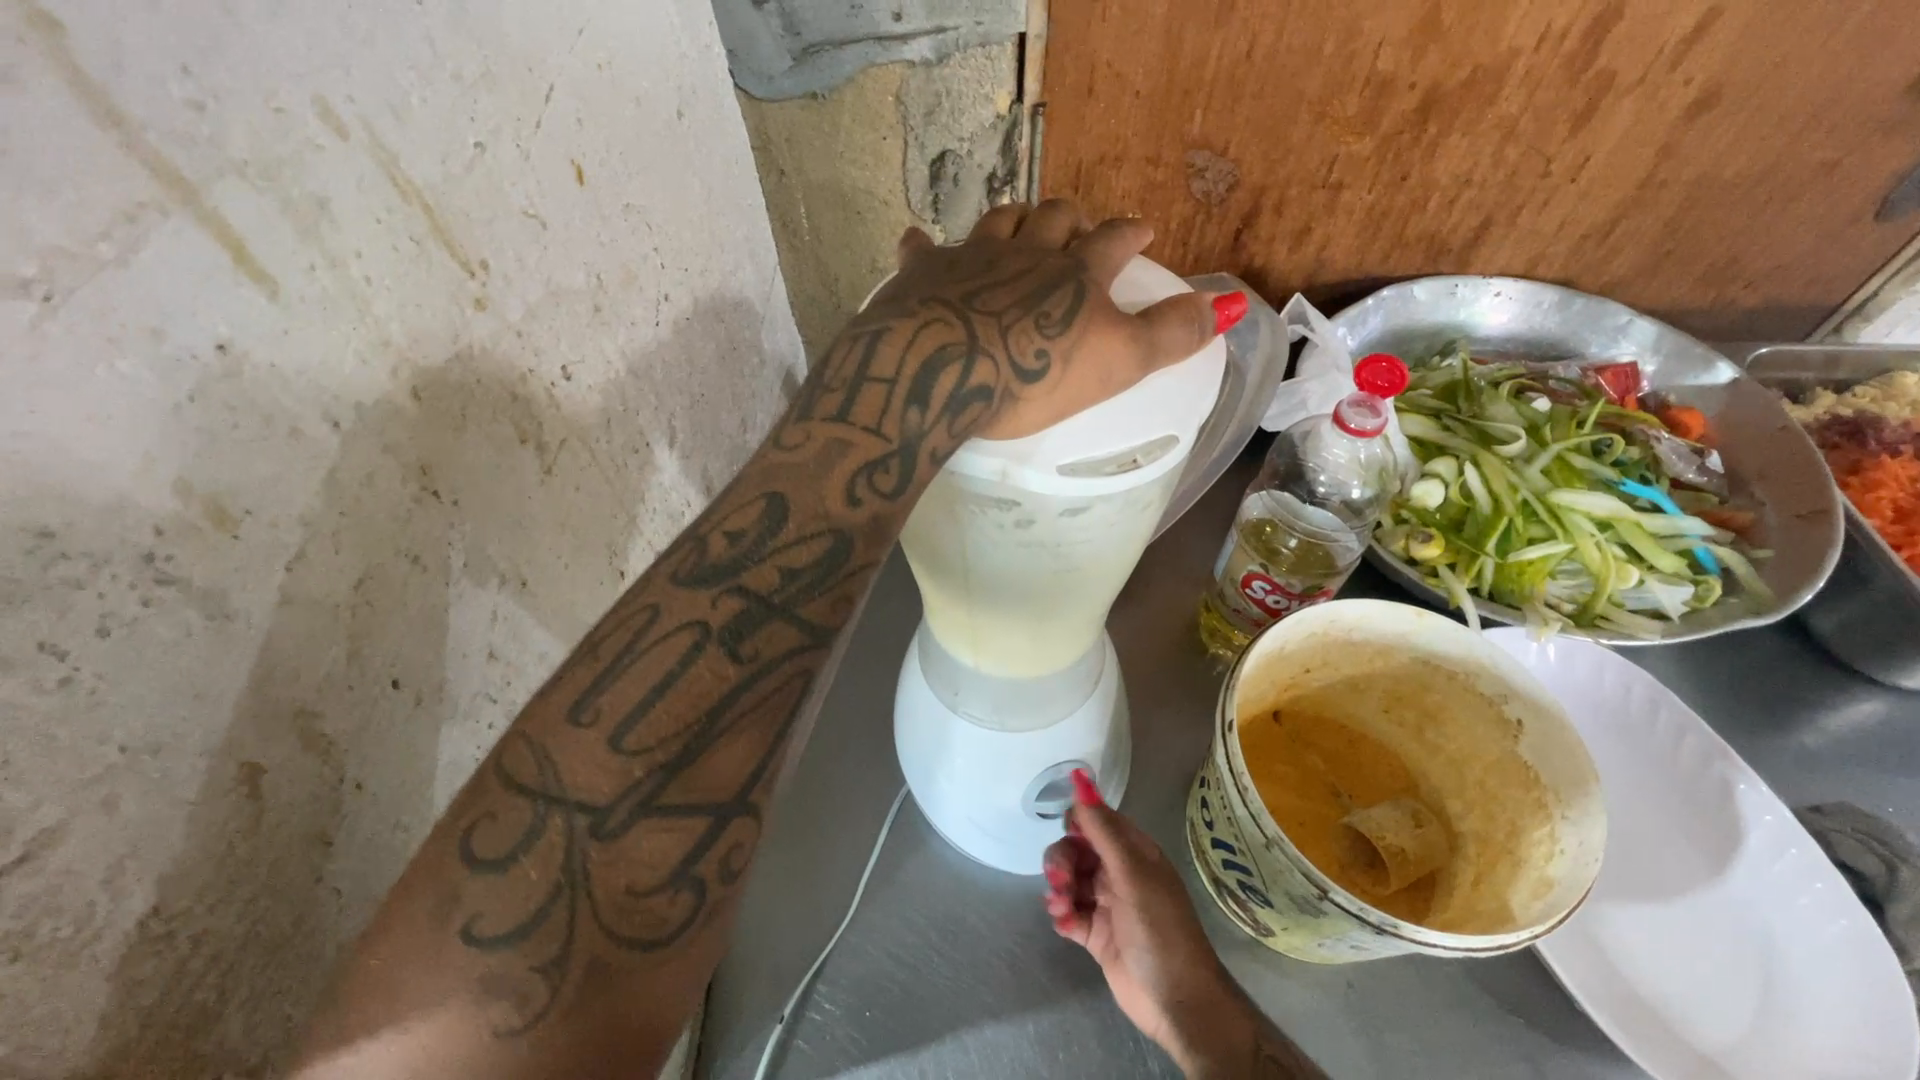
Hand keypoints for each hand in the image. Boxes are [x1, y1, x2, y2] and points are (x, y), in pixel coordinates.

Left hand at [863, 199, 1245, 440]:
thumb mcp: (1120, 361)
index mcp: (1077, 272)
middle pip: (1056, 219)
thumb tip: (1231, 304)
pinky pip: (923, 250)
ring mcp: (972, 257)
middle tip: (1080, 226)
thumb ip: (1173, 334)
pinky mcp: (923, 276)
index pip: (1113, 241)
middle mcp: (1027, 250)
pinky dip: (924, 245)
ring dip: (1016, 219)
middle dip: (1073, 219)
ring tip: (1022, 223)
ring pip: (999, 222)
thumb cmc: (1036, 371)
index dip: (1130, 235)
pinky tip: (918, 241)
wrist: (943, 368)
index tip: (1141, 232)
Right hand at [1043, 771, 1234, 1056]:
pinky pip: (1068, 912)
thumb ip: (1102, 828)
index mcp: (1135, 853)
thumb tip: (1081, 779)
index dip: (1078, 822)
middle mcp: (1120, 874)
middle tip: (1059, 879)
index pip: (1098, 821)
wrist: (1175, 998)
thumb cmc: (1160, 928)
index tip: (1065, 831)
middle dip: (1062, 860)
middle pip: (1077, 850)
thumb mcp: (1131, 872)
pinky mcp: (1095, 934)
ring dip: (1057, 887)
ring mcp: (1107, 904)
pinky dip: (1060, 914)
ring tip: (1060, 906)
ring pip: (1069, 880)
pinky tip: (1063, 922)